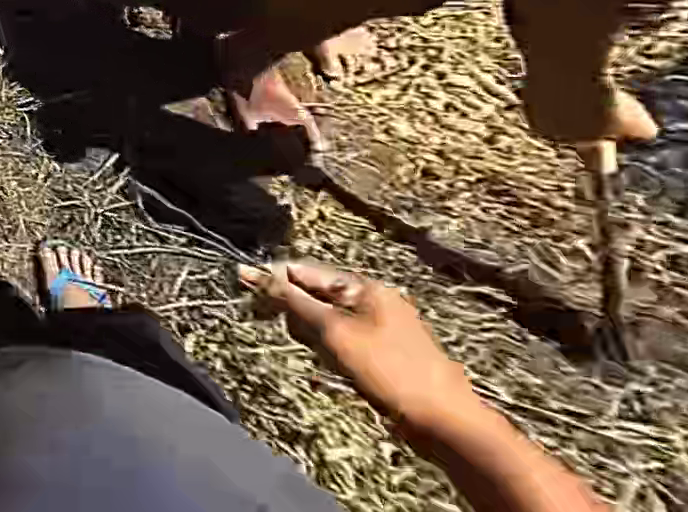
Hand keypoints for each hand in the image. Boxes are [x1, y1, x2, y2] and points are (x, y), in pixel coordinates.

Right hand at [240, 261, 483, 437]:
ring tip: (329, 357)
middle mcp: (372, 299)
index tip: (247, 292)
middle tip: (301, 336)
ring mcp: (380, 325)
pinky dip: (331, 349)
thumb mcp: (330, 329)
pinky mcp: (383, 350)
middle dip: (297, 314)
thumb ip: (288, 298)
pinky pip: (339, 337)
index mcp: (363, 286)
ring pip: (322, 318)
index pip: (300, 270)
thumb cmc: (388, 370)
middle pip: (310, 293)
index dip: (273, 281)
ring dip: (314, 335)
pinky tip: (341, 367)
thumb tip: (248, 271)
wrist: (451, 427)